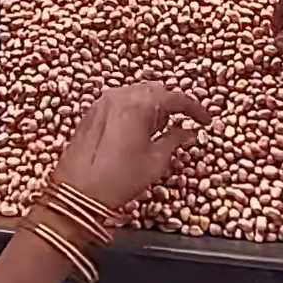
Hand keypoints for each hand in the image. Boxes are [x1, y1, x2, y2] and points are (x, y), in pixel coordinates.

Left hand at [51, 83, 211, 210]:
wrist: (76, 192)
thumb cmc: (120, 178)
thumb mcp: (155, 161)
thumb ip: (174, 140)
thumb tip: (188, 132)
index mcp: (139, 104)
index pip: (175, 97)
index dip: (194, 108)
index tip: (205, 120)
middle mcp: (120, 95)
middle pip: (155, 90)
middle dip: (172, 104)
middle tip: (183, 123)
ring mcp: (103, 102)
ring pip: (136, 93)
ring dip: (152, 105)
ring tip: (161, 128)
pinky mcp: (92, 112)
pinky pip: (120, 102)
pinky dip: (134, 109)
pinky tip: (139, 129)